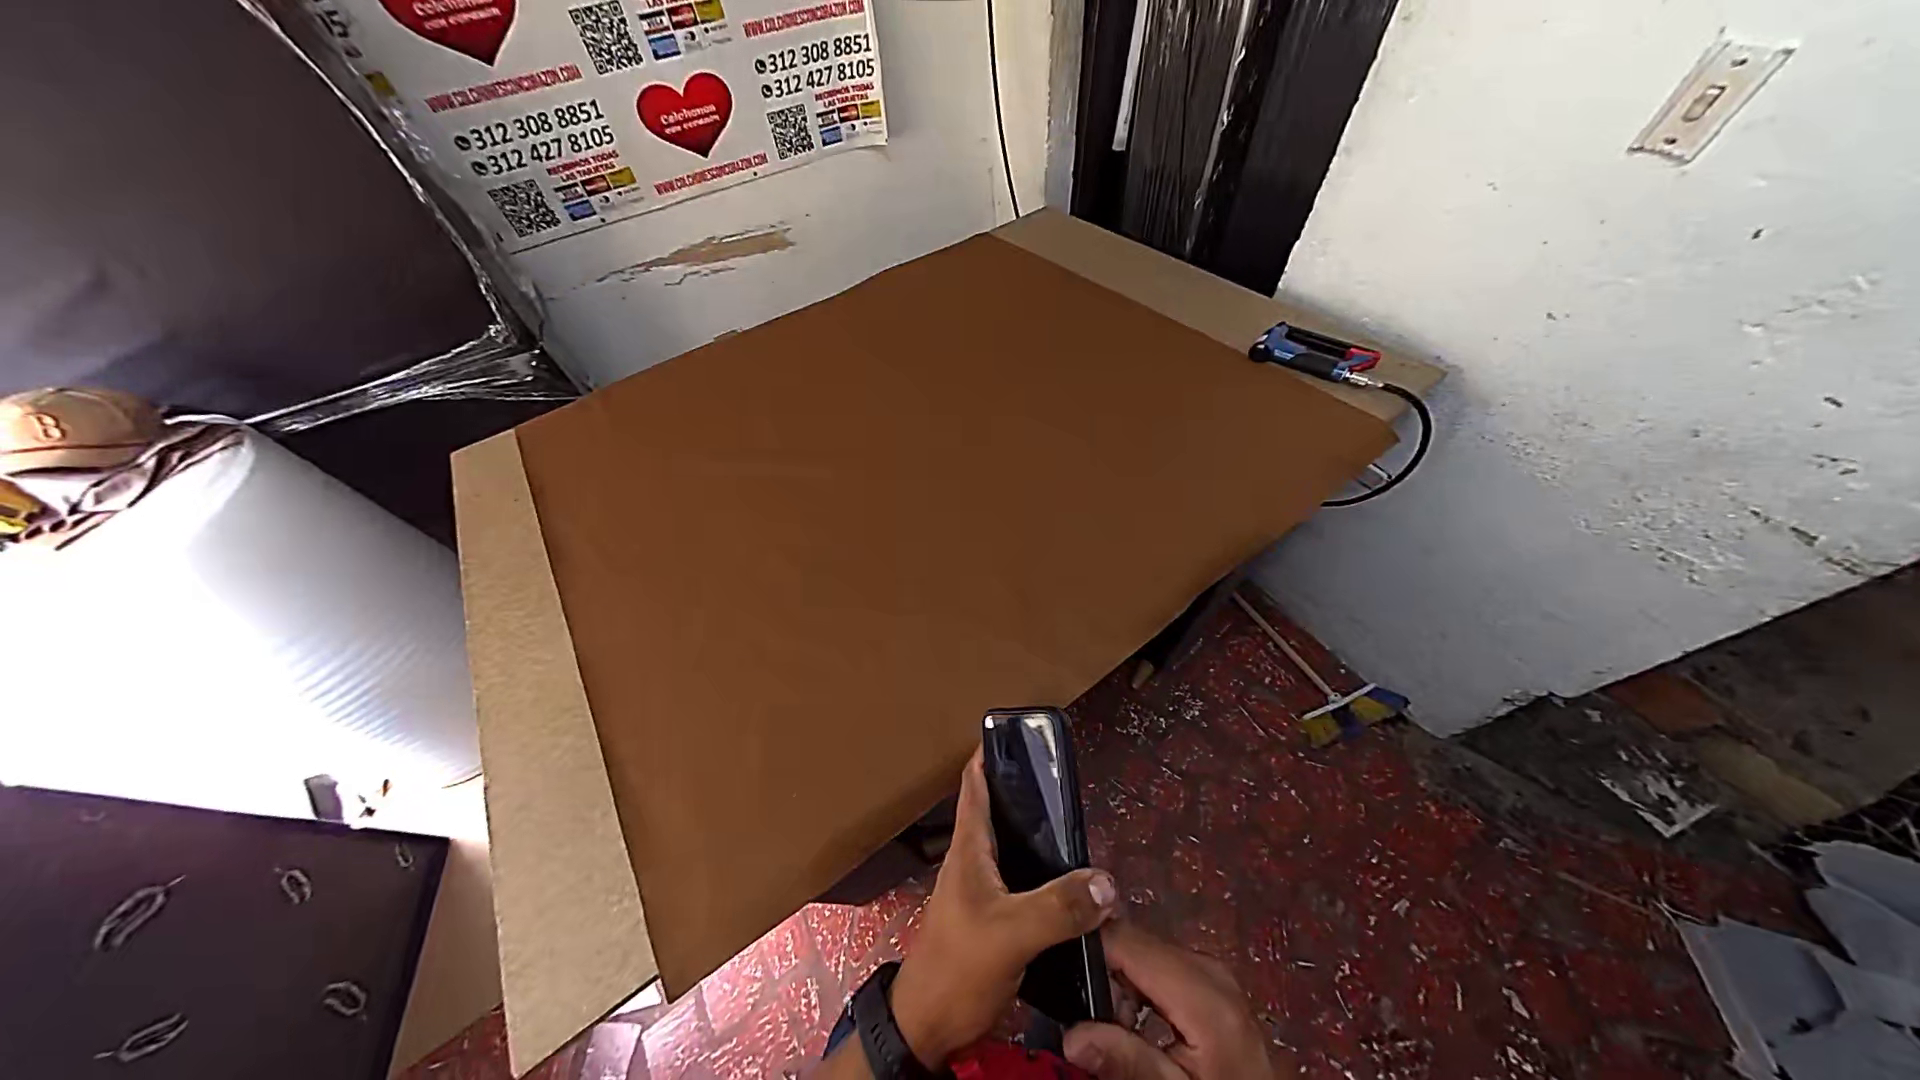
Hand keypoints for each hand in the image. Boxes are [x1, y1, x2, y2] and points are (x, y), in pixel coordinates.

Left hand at [887, 749, 1118, 1067]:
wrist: (930, 1025)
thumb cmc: (957, 967)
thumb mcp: (1009, 933)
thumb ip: (1057, 906)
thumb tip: (1106, 880)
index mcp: (969, 847)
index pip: (975, 783)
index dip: (992, 753)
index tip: (1020, 732)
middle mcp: (974, 859)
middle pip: (999, 809)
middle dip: (1026, 789)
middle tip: (1064, 777)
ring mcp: (984, 888)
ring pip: (1014, 845)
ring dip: (1039, 832)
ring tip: (1076, 823)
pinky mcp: (996, 916)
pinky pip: (1025, 879)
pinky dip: (1046, 870)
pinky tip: (1072, 880)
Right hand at [1063, 922, 1278, 1079]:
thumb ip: (1128, 1063)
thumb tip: (1071, 1035)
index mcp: (1201, 992)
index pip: (1123, 939)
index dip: (1086, 954)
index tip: (1062, 988)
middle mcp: (1207, 967)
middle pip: (1131, 943)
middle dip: (1102, 977)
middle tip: (1090, 1027)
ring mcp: (1211, 972)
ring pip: (1141, 952)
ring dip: (1117, 986)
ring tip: (1114, 1035)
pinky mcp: (1211, 983)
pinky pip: (1158, 967)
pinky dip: (1137, 991)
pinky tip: (1136, 1029)